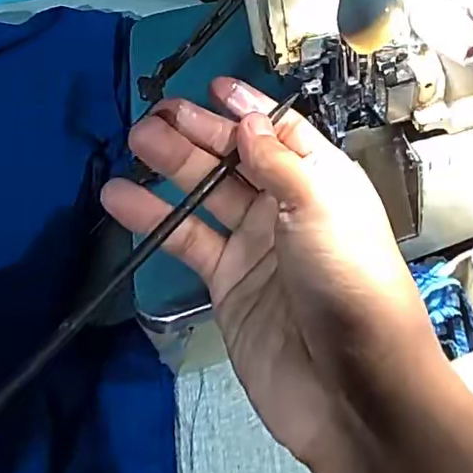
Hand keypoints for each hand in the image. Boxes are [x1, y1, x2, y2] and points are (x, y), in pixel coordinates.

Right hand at [103, 77, 472, 472]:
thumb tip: (250, 119)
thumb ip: (279, 163)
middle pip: (239, 156)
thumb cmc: (348, 279)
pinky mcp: (229, 283)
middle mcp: (289, 204)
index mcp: (322, 177)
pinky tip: (120, 198)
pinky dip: (155, 219)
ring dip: (173, 166)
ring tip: (135, 140)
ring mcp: (257, 243)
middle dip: (201, 131)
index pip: (281, 130)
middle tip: (157, 111)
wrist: (353, 385)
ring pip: (208, 193)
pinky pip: (188, 240)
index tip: (213, 87)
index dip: (248, 108)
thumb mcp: (319, 206)